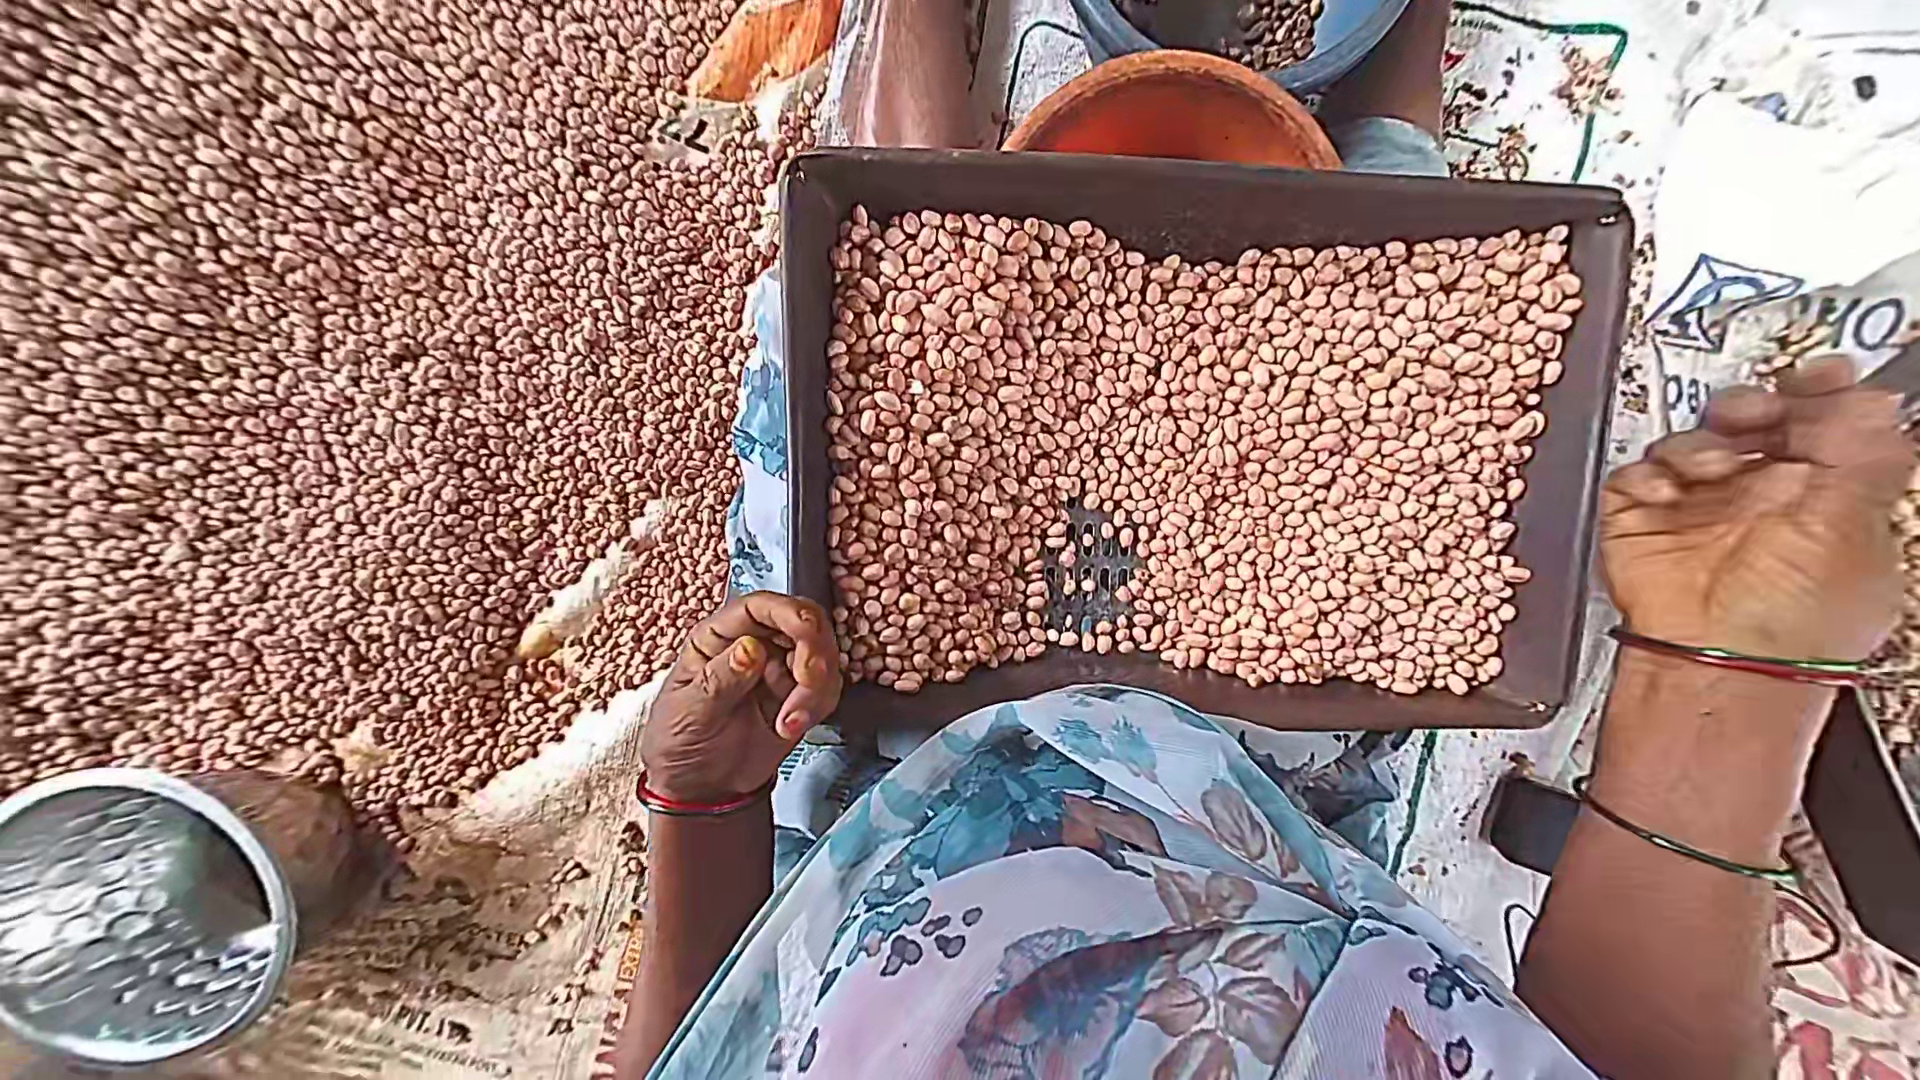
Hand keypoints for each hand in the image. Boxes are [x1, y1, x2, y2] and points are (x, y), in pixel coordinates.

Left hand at [640, 593, 842, 803]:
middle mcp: (756, 644)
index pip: (760, 606)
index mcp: (720, 637)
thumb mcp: (688, 713)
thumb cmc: (679, 744)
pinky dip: (819, 705)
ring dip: (817, 687)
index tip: (805, 630)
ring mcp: (781, 667)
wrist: (701, 790)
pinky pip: (828, 686)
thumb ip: (719, 680)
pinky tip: (792, 726)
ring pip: (823, 654)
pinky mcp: (801, 693)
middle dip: (814, 650)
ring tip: (790, 721)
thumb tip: (750, 649)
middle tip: (807, 681)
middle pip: (804, 622)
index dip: (788, 611)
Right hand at [1601, 355, 1912, 660]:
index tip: (1818, 371)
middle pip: (1743, 423)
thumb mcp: (1853, 530)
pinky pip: (1630, 476)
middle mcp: (1755, 489)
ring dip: (1696, 446)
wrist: (1717, 652)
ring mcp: (1691, 502)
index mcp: (1822, 489)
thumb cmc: (1798, 609)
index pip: (1820, 423)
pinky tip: (1665, 492)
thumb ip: (1860, 457)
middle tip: (1748, 414)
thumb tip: (1866, 394)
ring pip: (1683, 443)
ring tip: (1711, 470)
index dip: (1819, 391)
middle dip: (1744, 407)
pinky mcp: (1636, 516)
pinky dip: (1645, 476)